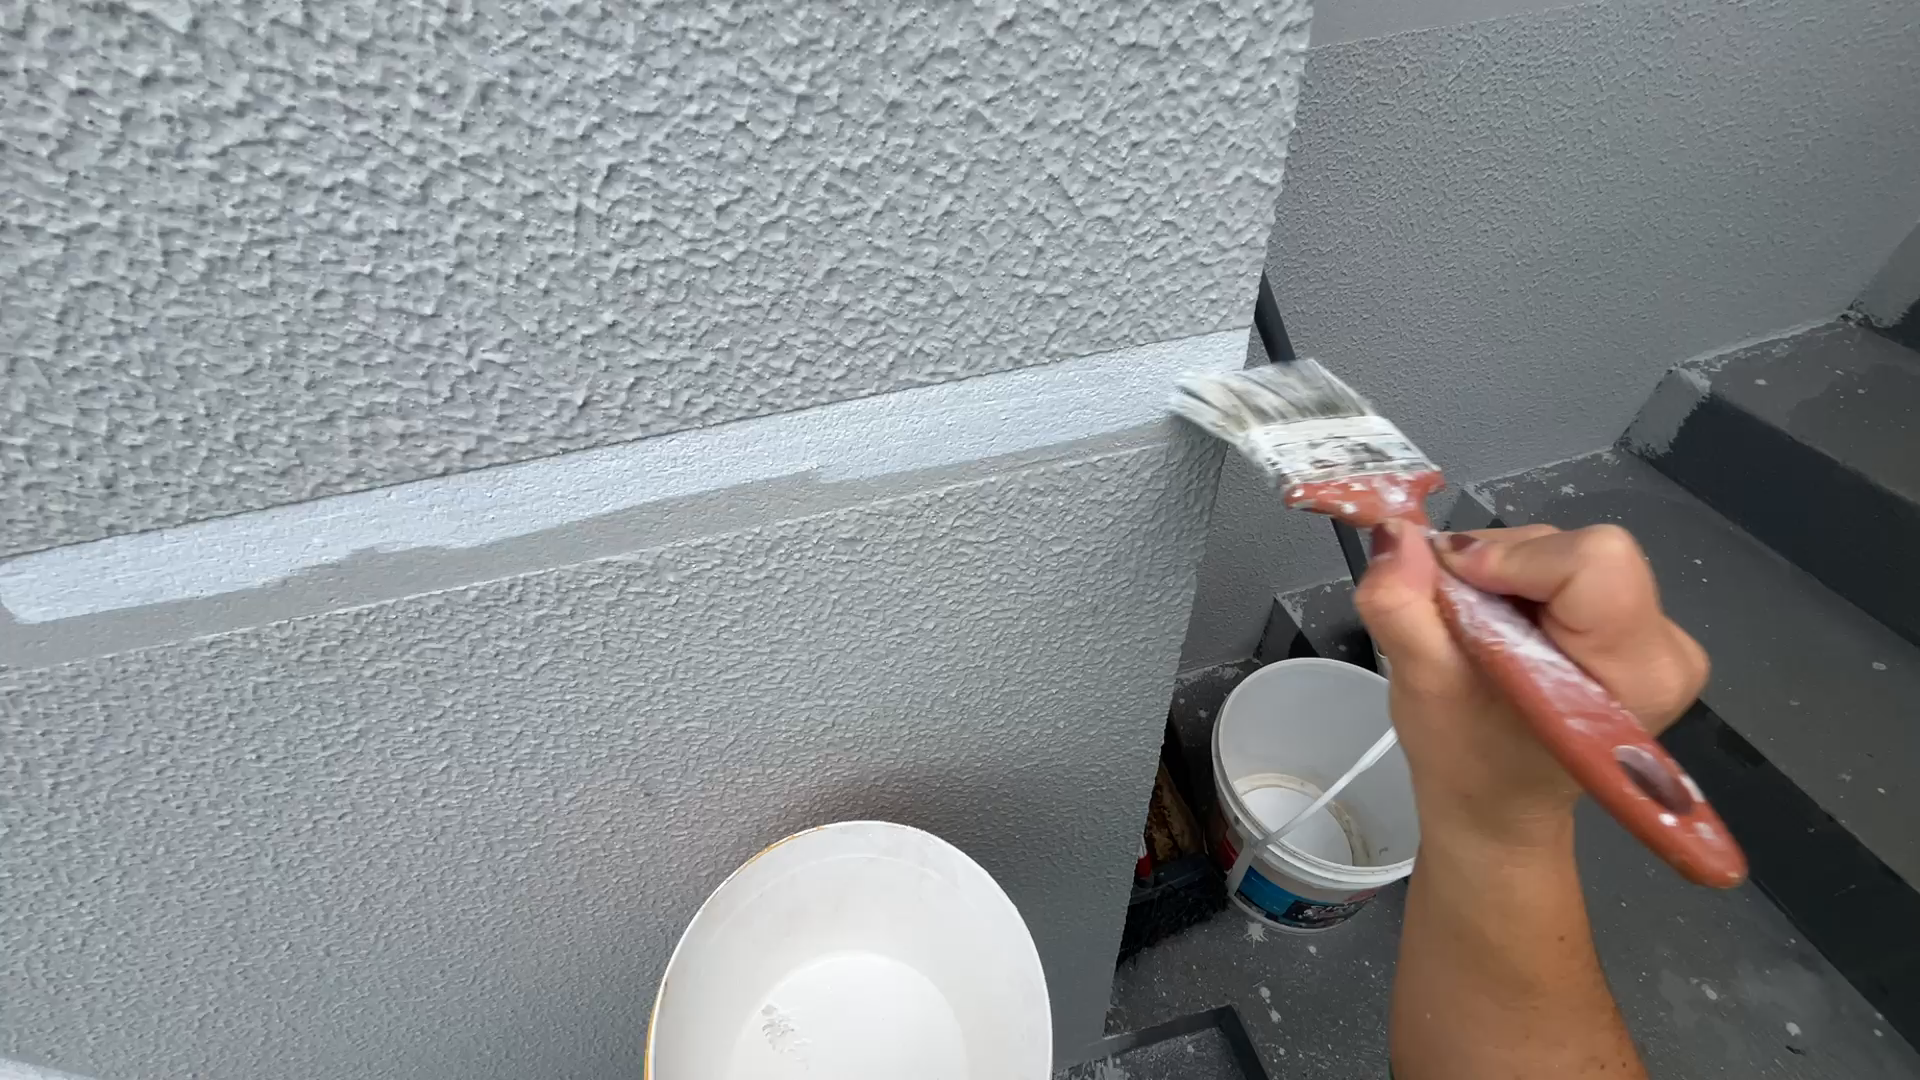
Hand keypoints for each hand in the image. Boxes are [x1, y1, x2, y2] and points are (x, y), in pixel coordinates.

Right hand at [1354, 522, 1708, 849]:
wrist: (1495, 799)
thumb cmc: (1465, 758)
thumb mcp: (1420, 684)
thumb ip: (1402, 606)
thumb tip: (1393, 534)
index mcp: (1634, 667)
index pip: (1592, 560)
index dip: (1507, 559)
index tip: (1448, 588)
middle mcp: (1664, 642)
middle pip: (1567, 549)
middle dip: (1488, 568)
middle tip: (1443, 612)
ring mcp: (1651, 633)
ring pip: (1557, 551)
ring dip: (1489, 574)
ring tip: (1461, 625)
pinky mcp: (1627, 626)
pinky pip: (1559, 568)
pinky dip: (1504, 582)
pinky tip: (1484, 625)